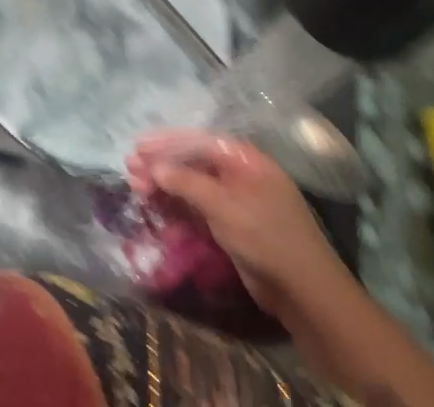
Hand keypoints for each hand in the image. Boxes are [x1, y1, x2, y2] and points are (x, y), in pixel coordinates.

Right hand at [126, 130, 351, 316]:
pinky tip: (156, 207)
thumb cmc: (266, 238)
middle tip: (130, 169)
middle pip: (194, 162)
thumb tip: (153, 166)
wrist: (302, 291)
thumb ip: (187, 183)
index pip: (200, 142)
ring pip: (192, 186)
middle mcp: (241, 176)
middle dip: (161, 165)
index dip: (167, 142)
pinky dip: (176, 206)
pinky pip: (197, 207)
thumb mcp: (224, 206)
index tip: (138, 147)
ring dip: (165, 185)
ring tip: (137, 187)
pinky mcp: (231, 225)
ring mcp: (236, 201)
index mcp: (247, 162)